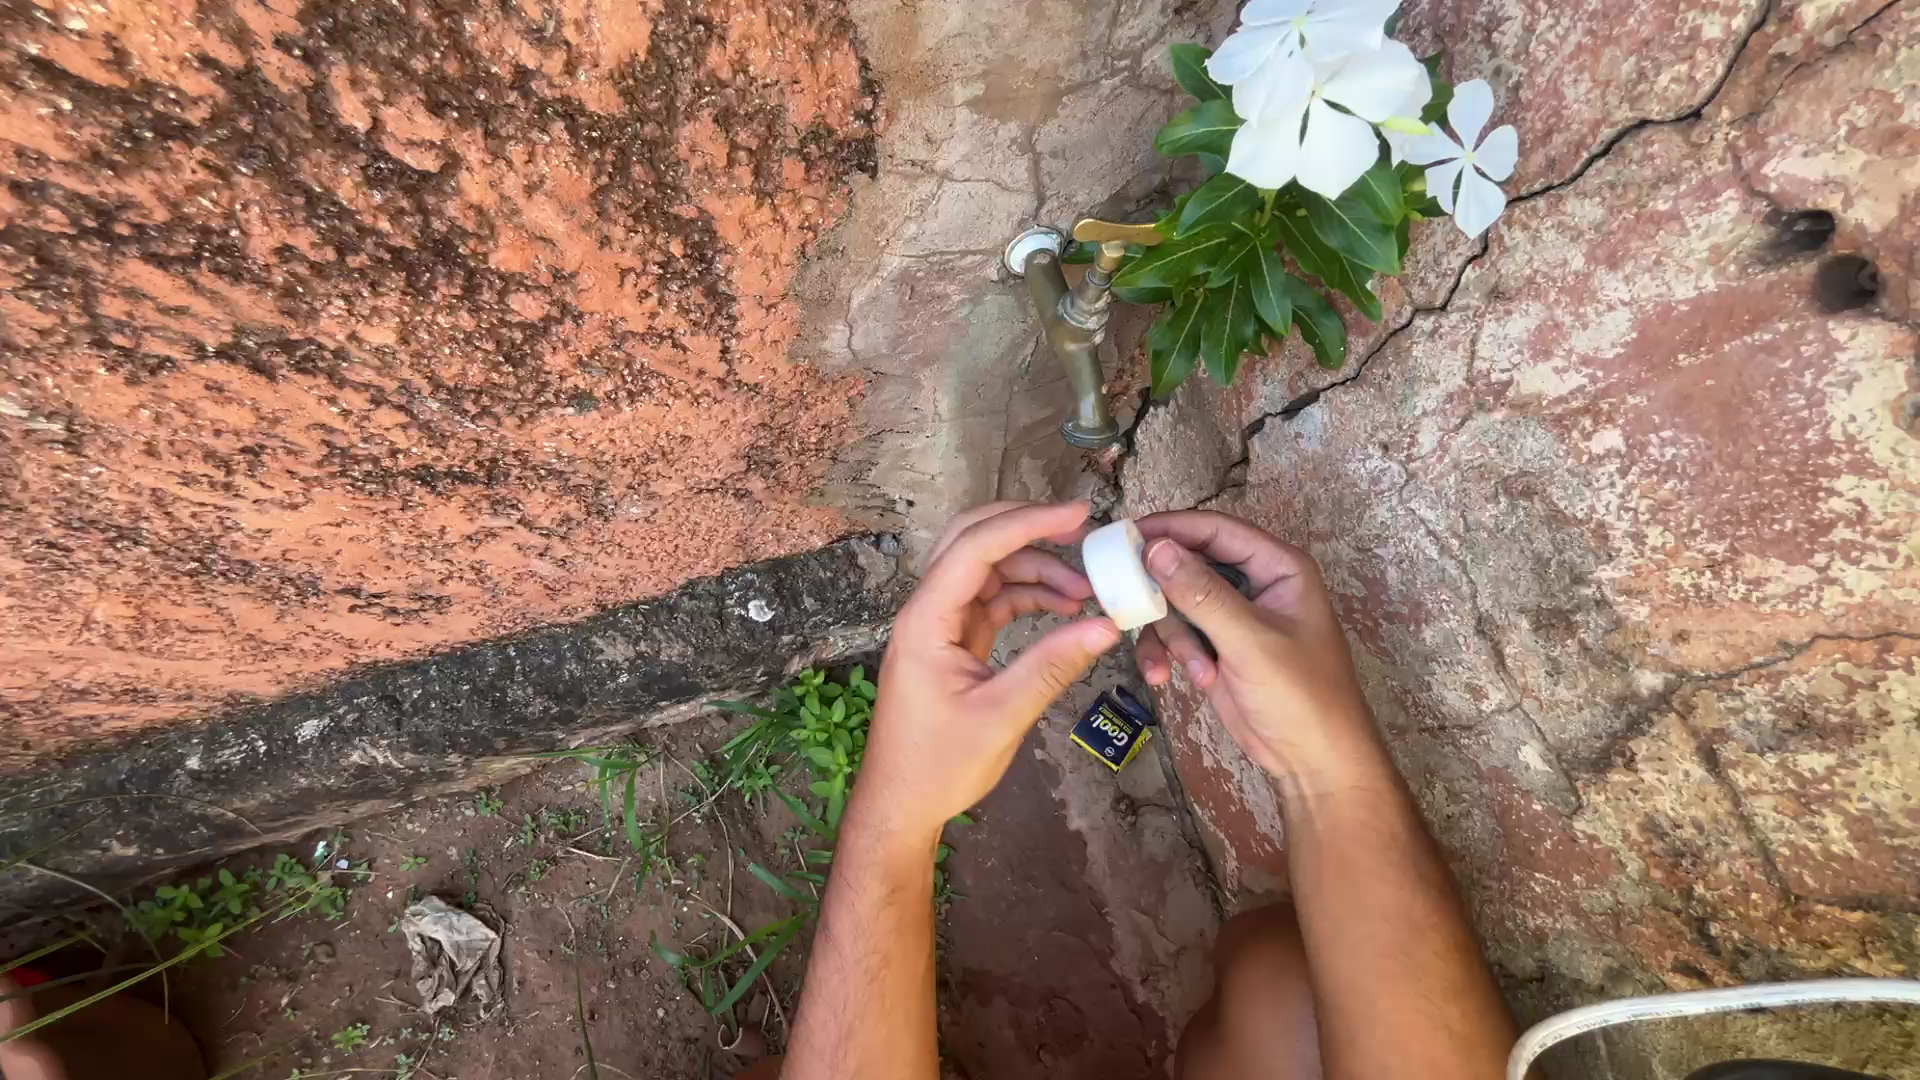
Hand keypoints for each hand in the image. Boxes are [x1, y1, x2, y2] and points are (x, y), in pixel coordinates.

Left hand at [854, 502, 1121, 841]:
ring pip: (988, 570)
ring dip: (1035, 571)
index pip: (975, 547)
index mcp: (926, 619)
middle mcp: (928, 610)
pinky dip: (1028, 598)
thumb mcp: (1002, 716)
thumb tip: (1106, 627)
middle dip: (1028, 529)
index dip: (1028, 523)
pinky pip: (992, 601)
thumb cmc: (939, 766)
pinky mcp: (953, 640)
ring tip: (1086, 592)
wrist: (901, 803)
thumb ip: (1052, 667)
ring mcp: (940, 623)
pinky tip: (1064, 610)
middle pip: (974, 541)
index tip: (1079, 514)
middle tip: (1081, 531)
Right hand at [1131, 511, 1387, 788]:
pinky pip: (1175, 634)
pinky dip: (1168, 654)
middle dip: (1160, 589)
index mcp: (1277, 567)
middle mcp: (1252, 583)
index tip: (1126, 536)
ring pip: (1175, 602)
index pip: (1216, 530)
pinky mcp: (1213, 645)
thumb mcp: (1249, 641)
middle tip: (1125, 599)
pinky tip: (1167, 678)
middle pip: (1188, 564)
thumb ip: (1201, 593)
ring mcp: (1230, 615)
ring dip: (1170, 635)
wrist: (1312, 761)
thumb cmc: (1300, 695)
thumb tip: (1155, 547)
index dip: (1171, 527)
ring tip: (1183, 668)